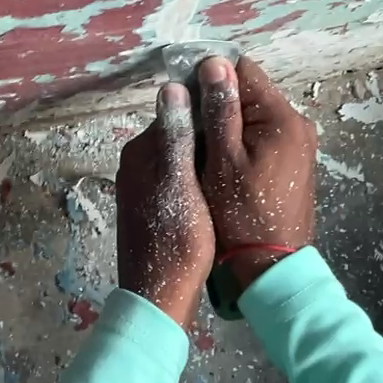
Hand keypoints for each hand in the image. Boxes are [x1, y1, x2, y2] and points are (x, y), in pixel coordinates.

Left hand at [116, 82, 216, 328]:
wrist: (160, 296)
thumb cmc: (176, 239)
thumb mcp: (181, 183)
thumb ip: (176, 136)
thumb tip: (172, 86)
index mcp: (140, 153)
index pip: (175, 115)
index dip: (206, 110)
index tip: (239, 110)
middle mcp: (136, 164)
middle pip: (178, 136)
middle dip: (207, 134)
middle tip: (246, 136)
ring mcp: (143, 187)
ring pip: (181, 159)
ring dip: (205, 157)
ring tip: (239, 160)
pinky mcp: (154, 207)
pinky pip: (180, 179)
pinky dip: (199, 178)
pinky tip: (221, 186)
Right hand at [197, 56, 317, 289]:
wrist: (272, 266)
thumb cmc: (242, 213)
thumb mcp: (222, 159)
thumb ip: (218, 109)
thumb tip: (214, 62)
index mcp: (282, 118)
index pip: (244, 69)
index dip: (210, 74)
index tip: (184, 94)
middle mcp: (297, 123)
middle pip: (248, 90)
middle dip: (216, 101)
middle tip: (188, 125)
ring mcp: (298, 142)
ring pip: (252, 112)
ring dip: (225, 120)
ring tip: (201, 144)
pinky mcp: (293, 159)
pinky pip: (260, 132)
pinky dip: (238, 137)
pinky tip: (219, 157)